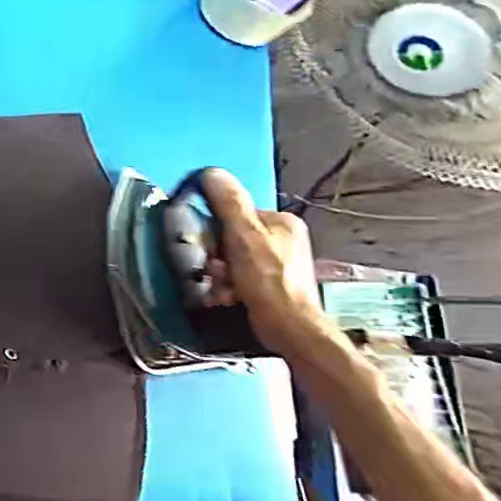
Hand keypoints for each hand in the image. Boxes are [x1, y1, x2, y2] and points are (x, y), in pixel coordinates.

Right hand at [197, 168, 345, 359]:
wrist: (289, 328)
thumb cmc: (267, 279)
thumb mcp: (243, 235)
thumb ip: (227, 202)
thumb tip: (211, 171)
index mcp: (282, 222)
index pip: (236, 213)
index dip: (216, 228)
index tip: (211, 246)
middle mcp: (284, 239)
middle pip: (232, 237)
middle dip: (218, 255)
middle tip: (216, 270)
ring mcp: (280, 263)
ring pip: (233, 258)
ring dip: (220, 272)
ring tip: (221, 287)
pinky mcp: (272, 285)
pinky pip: (240, 276)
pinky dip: (229, 285)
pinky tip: (227, 296)